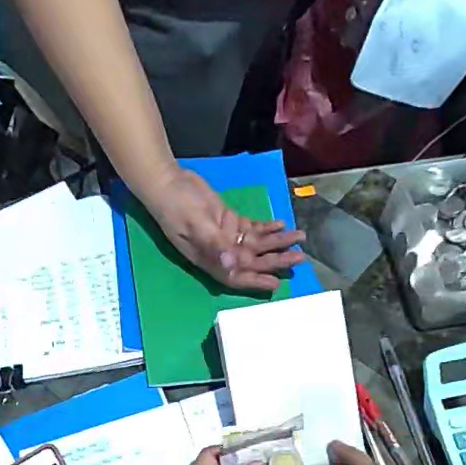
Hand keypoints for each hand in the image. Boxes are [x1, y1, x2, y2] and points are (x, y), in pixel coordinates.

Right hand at [140, 168, 305, 292]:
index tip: (276, 283)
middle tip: (299, 258)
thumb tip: (231, 264)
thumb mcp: (195, 226)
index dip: (256, 281)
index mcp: (211, 260)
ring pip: (258, 244)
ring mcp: (227, 237)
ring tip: (299, 238)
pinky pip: (253, 228)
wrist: (166, 181)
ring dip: (278, 242)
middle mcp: (222, 253)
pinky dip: (267, 228)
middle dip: (276, 260)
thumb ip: (215, 245)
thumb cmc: (175, 206)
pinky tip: (282, 224)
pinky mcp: (230, 221)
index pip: (237, 276)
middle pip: (254, 261)